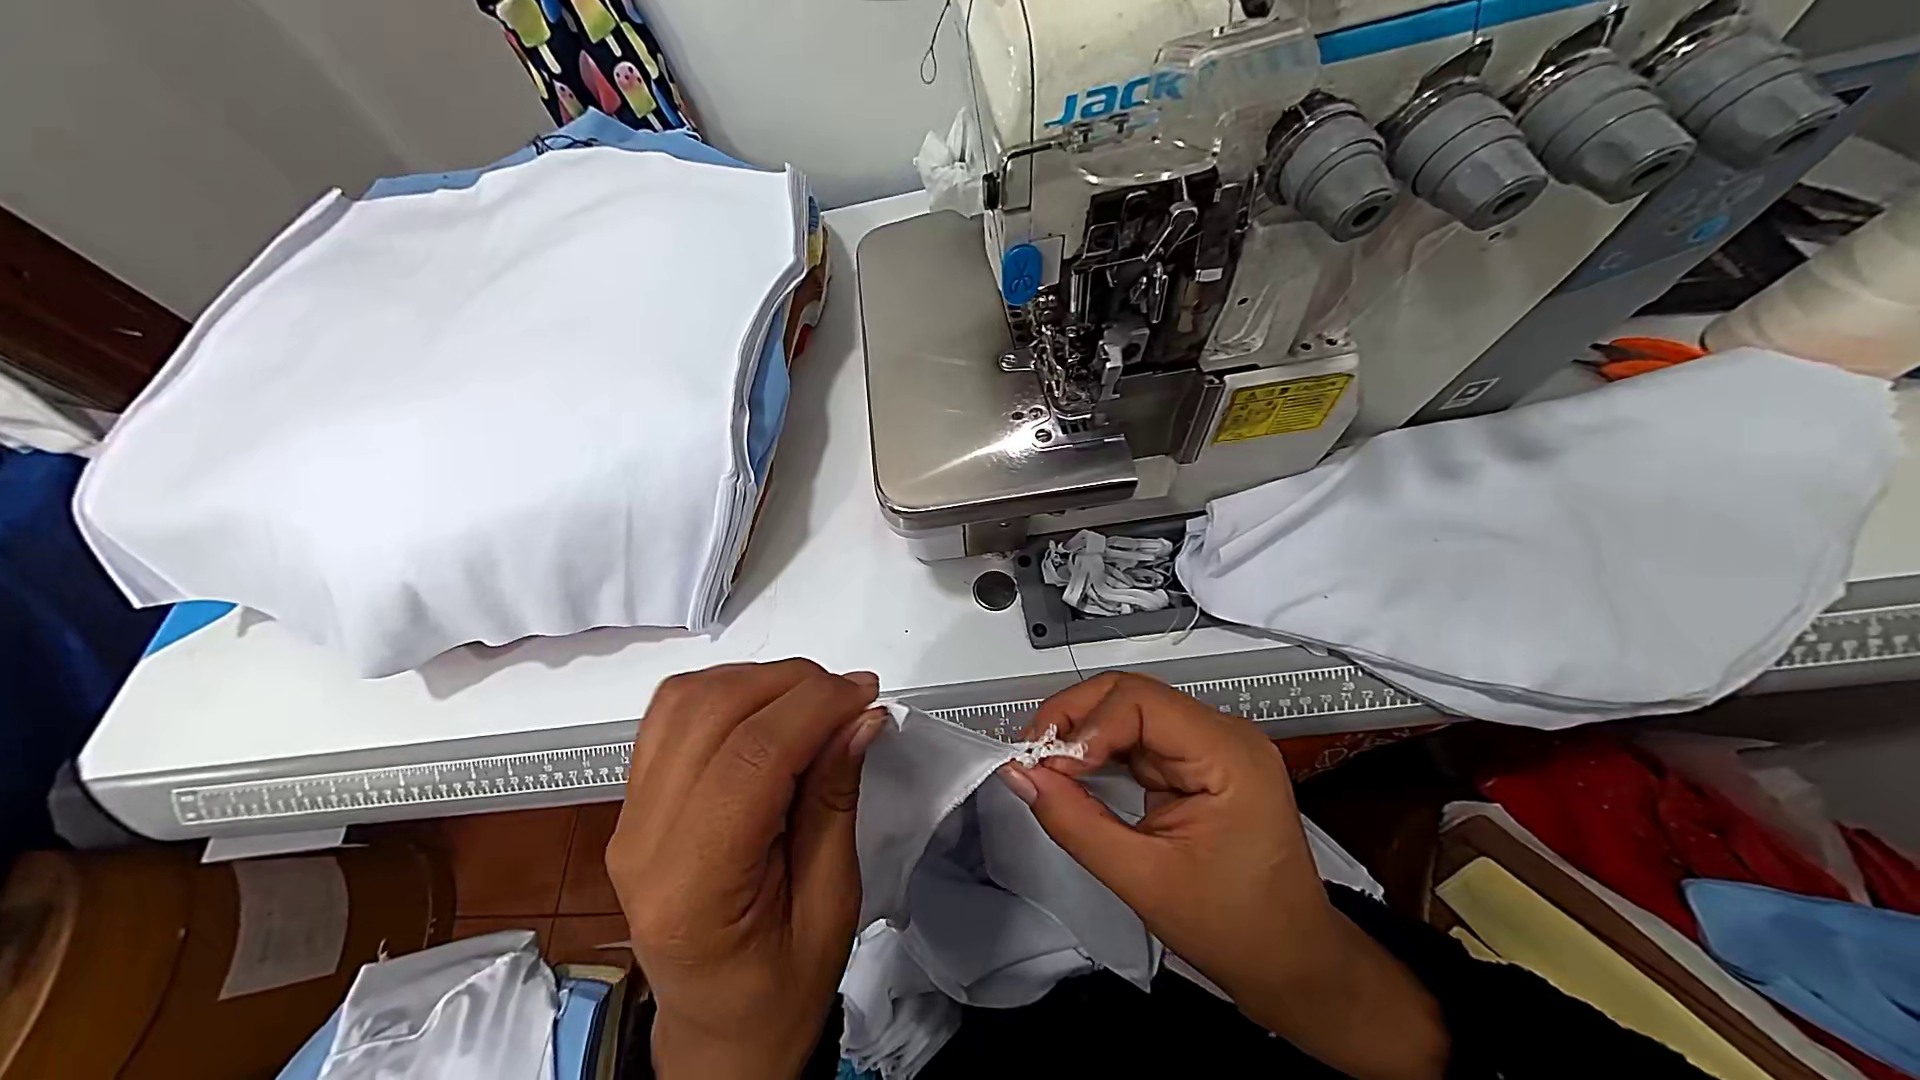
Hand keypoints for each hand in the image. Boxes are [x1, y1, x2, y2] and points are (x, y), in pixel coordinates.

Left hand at [607, 660, 887, 1079]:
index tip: (865, 694)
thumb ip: (836, 802)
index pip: (750, 758)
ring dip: (758, 679)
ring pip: (685, 700)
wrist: (718, 1027)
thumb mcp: (831, 905)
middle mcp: (643, 841)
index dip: (814, 708)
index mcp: (694, 887)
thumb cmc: (780, 987)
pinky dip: (725, 689)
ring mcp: (629, 816)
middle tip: (849, 694)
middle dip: (792, 683)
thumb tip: (858, 719)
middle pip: (711, 713)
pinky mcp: (634, 799)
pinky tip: (768, 705)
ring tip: (814, 697)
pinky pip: (671, 714)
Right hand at [1000, 672, 1447, 1079]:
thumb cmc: (1236, 929)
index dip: (1084, 725)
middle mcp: (1221, 734)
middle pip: (1130, 694)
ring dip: (1080, 733)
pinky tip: (1072, 772)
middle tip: (1033, 756)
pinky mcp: (1193, 761)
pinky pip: (1134, 737)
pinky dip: (1097, 750)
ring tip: (1044, 765)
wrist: (1291, 963)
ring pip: (1126, 710)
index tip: (1047, 766)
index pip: (1139, 701)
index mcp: (1227, 753)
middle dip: (1073, 719)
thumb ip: (1075, 822)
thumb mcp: (1143, 880)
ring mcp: (1208, 745)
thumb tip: (1021, 776)